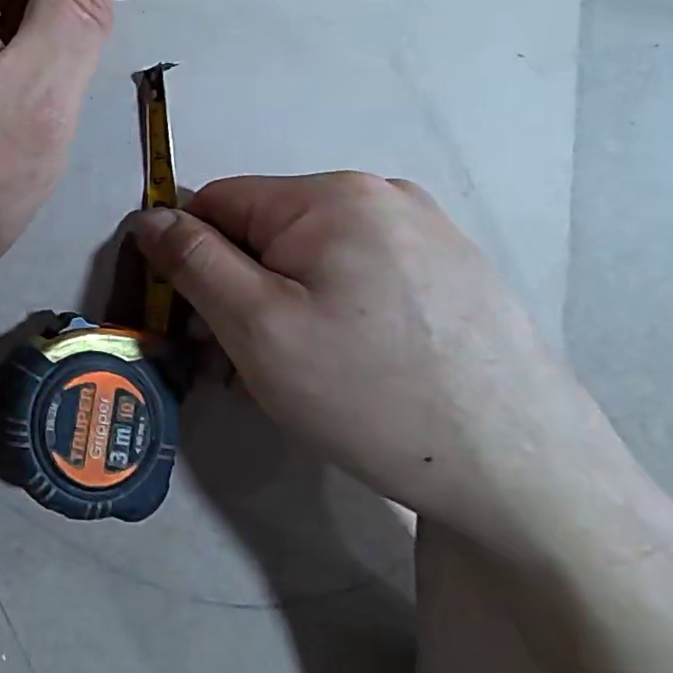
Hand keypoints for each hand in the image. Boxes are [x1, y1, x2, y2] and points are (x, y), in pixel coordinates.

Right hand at [130, 173, 637, 547]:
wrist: (523, 477)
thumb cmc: (367, 393)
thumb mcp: (256, 326)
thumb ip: (192, 261)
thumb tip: (149, 216)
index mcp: (334, 194)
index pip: (217, 203)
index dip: (193, 260)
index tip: (200, 324)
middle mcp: (385, 195)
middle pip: (264, 230)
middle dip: (238, 288)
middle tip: (247, 361)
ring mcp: (427, 232)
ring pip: (308, 256)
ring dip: (281, 305)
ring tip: (299, 372)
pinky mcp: (452, 272)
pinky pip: (357, 275)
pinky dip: (329, 311)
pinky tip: (349, 366)